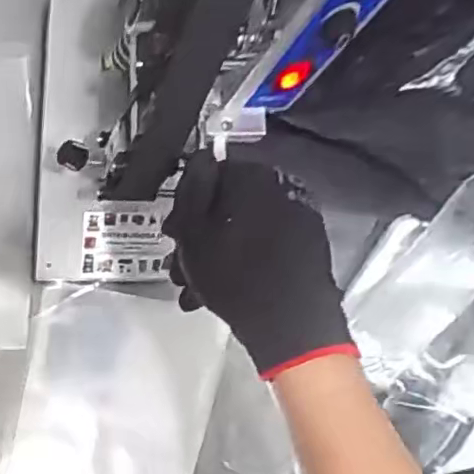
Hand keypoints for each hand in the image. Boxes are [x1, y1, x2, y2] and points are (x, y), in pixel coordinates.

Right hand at [163, 153, 354, 379]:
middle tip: (179, 265)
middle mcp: (280, 188)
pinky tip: (217, 293)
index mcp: (254, 177)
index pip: (212, 171)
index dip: (185, 202)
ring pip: (238, 231)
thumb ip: (191, 195)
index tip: (171, 231)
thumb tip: (198, 158)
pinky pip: (257, 248)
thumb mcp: (194, 236)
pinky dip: (235, 265)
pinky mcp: (302, 247)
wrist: (286, 316)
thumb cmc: (233, 275)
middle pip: (225, 205)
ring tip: (192, 288)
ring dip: (211, 257)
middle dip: (197, 236)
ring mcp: (296, 217)